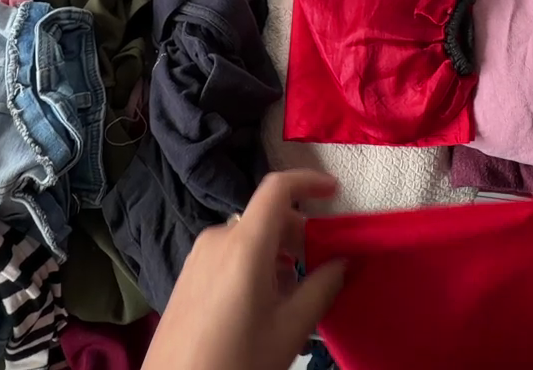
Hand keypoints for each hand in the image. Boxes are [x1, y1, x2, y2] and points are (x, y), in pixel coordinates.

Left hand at [143, 170, 347, 369]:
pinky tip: (262, 302)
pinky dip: (254, 262)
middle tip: (322, 262)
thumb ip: (322, 288)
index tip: (334, 191)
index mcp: (244, 243)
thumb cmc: (237, 363)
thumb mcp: (289, 330)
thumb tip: (344, 261)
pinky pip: (229, 253)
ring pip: (248, 237)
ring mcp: (199, 256)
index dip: (308, 181)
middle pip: (266, 216)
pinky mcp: (187, 275)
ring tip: (293, 292)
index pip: (278, 188)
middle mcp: (219, 237)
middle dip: (298, 232)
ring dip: (276, 252)